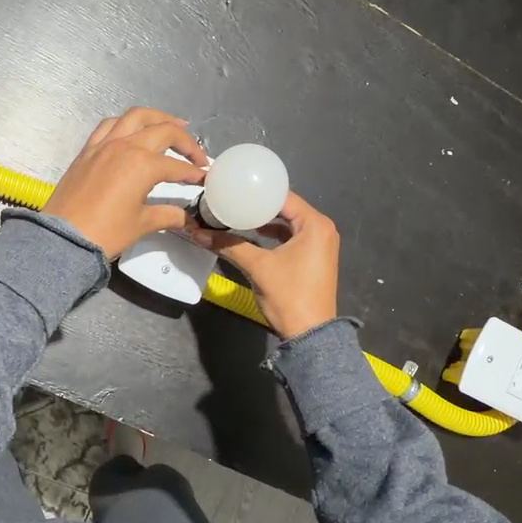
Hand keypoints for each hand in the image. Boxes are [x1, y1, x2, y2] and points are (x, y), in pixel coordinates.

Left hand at [42, 108, 208, 258]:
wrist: (65, 238)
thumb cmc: (106, 233)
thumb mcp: (141, 224)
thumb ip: (167, 215)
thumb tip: (185, 218)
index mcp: (143, 165)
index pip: (176, 166)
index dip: (194, 173)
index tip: (204, 179)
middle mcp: (125, 146)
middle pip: (162, 131)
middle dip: (184, 141)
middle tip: (196, 154)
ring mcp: (104, 144)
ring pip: (135, 117)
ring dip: (157, 118)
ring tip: (171, 125)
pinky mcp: (88, 150)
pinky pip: (109, 125)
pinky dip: (126, 123)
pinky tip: (133, 130)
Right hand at [184, 192, 339, 338]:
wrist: (310, 334)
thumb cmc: (288, 296)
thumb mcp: (257, 267)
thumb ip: (229, 246)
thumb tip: (199, 233)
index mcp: (315, 224)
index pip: (283, 197)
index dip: (258, 192)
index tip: (235, 188)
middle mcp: (323, 229)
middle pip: (287, 208)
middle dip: (260, 206)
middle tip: (233, 200)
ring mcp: (321, 244)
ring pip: (289, 224)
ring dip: (266, 222)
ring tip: (238, 215)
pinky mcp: (315, 258)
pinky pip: (293, 238)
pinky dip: (275, 236)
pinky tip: (253, 235)